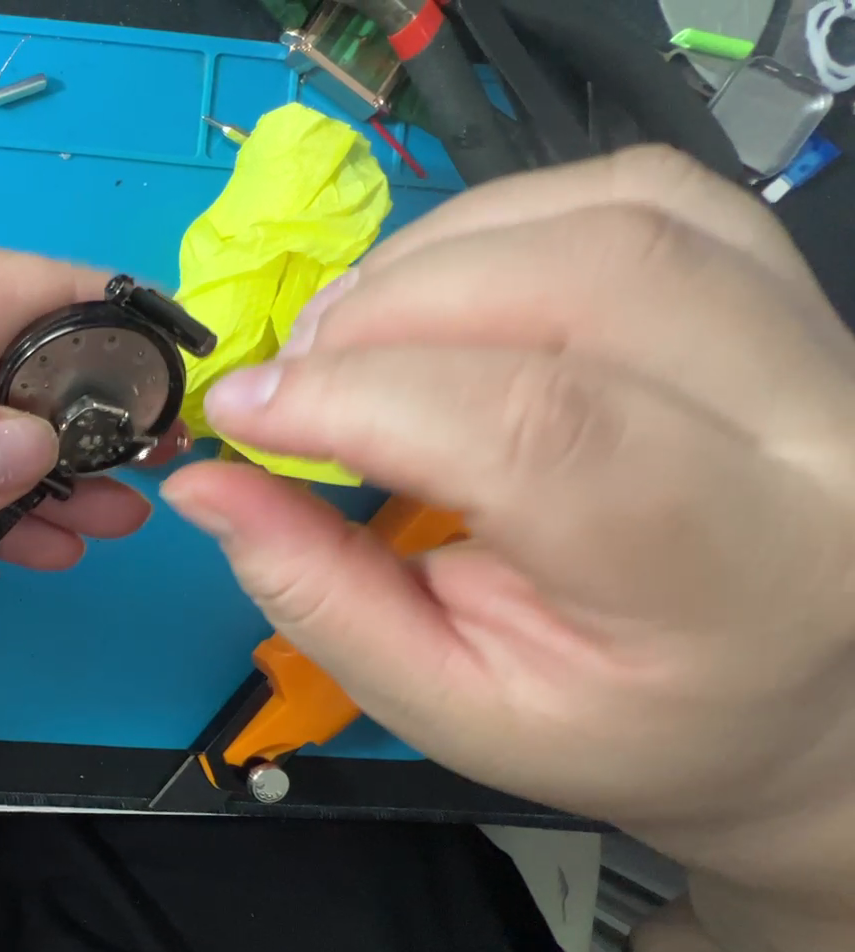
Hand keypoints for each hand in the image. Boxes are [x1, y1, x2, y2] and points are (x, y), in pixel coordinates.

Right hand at [161, 148, 854, 890]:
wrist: (788, 688)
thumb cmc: (601, 715)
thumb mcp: (438, 697)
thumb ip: (313, 591)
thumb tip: (200, 483)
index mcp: (721, 577)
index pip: (537, 432)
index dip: (356, 399)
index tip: (236, 410)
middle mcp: (815, 432)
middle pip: (587, 278)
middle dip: (384, 310)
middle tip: (291, 378)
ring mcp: (814, 338)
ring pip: (610, 211)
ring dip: (425, 258)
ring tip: (345, 341)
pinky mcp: (778, 290)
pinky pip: (631, 194)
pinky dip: (487, 226)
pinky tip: (425, 298)